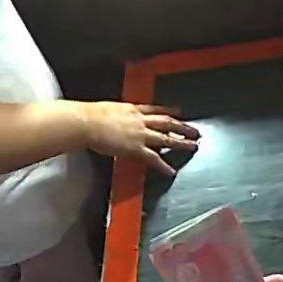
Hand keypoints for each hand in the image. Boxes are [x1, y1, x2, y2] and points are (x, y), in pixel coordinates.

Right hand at [75, 102, 199, 175]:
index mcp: (132, 110)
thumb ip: (116, 115)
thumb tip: (112, 117)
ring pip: (166, 138)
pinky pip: (153, 158)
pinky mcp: (136, 148)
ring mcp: (140, 134)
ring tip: (193, 146)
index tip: (178, 111)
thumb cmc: (91, 116)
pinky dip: (163, 165)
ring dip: (181, 142)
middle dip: (182, 126)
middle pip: (166, 122)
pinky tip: (171, 171)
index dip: (168, 111)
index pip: (154, 110)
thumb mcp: (107, 109)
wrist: (87, 122)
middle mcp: (140, 120)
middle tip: (195, 131)